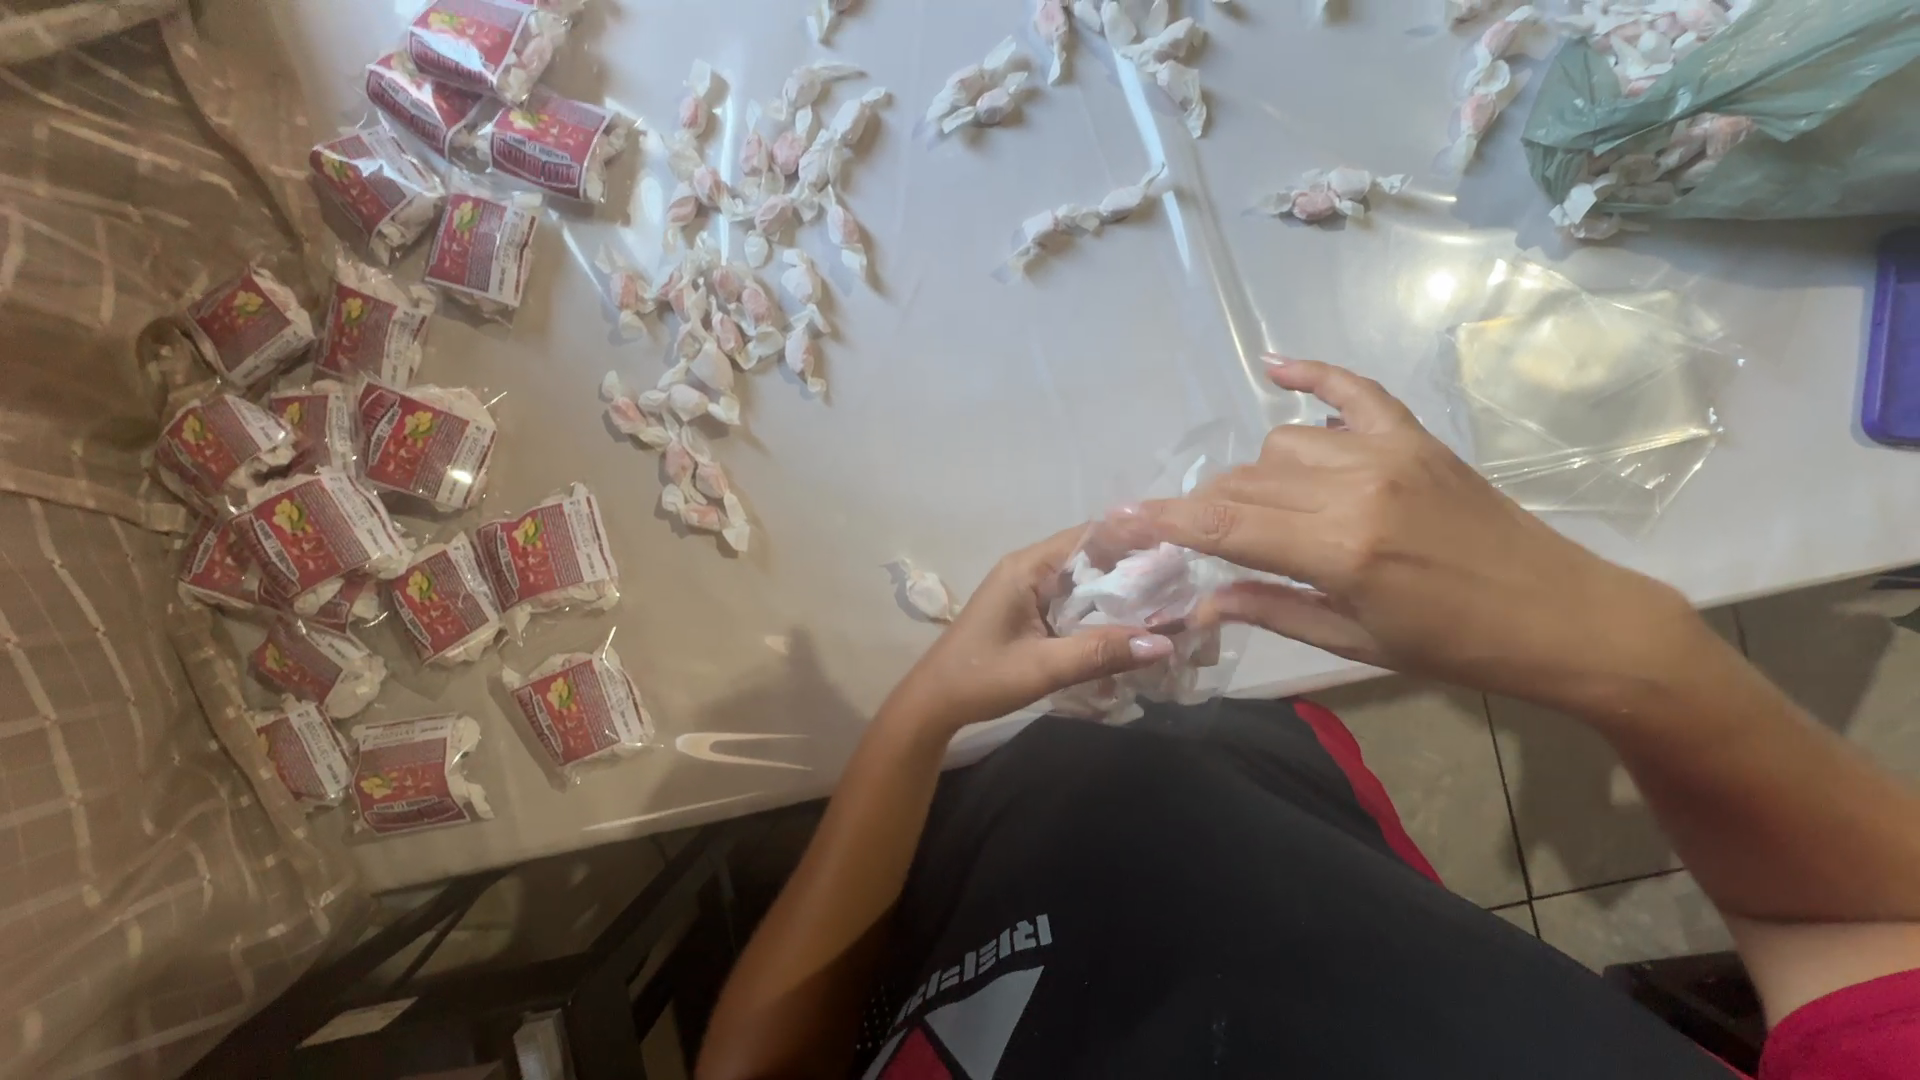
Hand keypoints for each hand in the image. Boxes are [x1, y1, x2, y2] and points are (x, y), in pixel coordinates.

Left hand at [881, 527, 1174, 734]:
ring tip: (1168, 609)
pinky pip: (1074, 603)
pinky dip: (1100, 614)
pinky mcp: (1031, 612)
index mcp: (1028, 567)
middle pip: (1093, 558)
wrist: (934, 703)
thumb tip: (1164, 642)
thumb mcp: (1043, 667)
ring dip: (1120, 596)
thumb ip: (1101, 652)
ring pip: (1086, 583)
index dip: (1135, 540)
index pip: (1091, 536)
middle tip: (1183, 588)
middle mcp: (1030, 569)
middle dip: (1135, 572)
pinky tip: (1129, 633)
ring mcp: (1029, 590)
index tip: (1178, 551)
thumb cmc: (980, 678)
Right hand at [1141, 357, 1711, 715]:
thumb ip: (1268, 609)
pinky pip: (1351, 389)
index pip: (1225, 525)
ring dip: (1255, 476)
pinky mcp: (1416, 437)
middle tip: (1203, 540)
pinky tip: (1275, 369)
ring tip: (1266, 509)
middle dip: (1208, 510)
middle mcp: (1355, 488)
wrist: (1562, 617)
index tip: (1120, 521)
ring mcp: (1388, 453)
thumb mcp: (1351, 642)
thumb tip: (1196, 601)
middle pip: (1243, 482)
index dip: (1165, 521)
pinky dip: (1311, 375)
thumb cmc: (1453, 648)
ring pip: (1280, 443)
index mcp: (1338, 550)